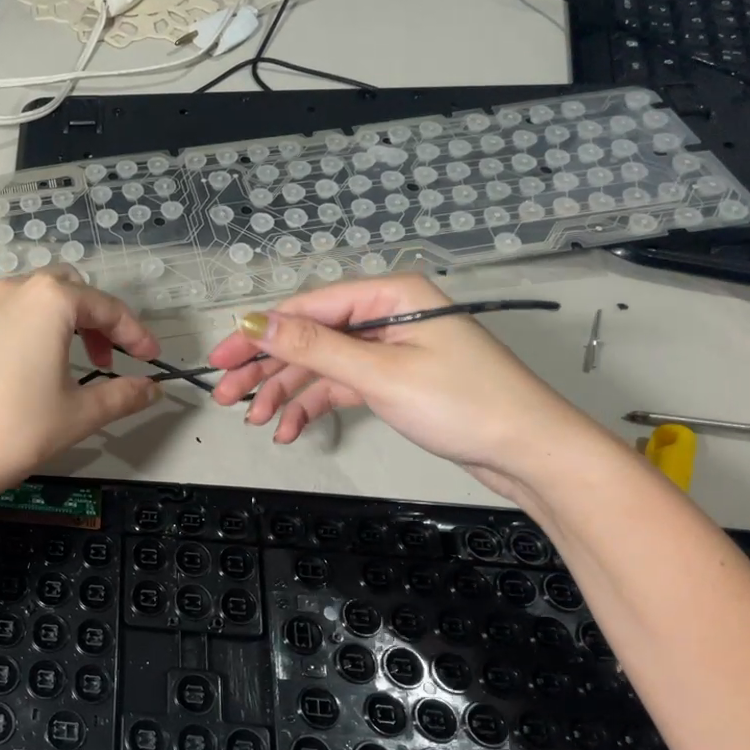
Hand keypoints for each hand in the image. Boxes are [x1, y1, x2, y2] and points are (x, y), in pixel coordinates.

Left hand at [0, 272, 161, 506]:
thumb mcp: (80, 414)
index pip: (105, 307)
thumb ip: (123, 395)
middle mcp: (12, 290)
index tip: (151, 359)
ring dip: (62, 323)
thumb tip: (151, 390)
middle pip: (68, 291)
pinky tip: (33, 367)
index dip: (134, 333)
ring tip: (73, 365)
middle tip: (110, 361)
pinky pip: (7, 315)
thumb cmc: (17, 429)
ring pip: (34, 300)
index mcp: (48, 299)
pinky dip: (31, 330)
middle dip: (96, 321)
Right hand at [207, 274, 606, 493]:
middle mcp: (385, 315)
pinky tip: (291, 429)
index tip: (219, 360)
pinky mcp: (391, 381)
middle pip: (308, 336)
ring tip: (257, 421)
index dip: (257, 334)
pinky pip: (339, 387)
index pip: (306, 308)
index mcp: (388, 295)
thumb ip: (313, 347)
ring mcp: (388, 349)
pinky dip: (313, 406)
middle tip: (226, 396)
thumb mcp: (380, 373)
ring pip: (318, 365)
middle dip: (265, 368)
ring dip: (285, 393)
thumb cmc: (465, 404)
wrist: (530, 453)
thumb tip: (254, 322)